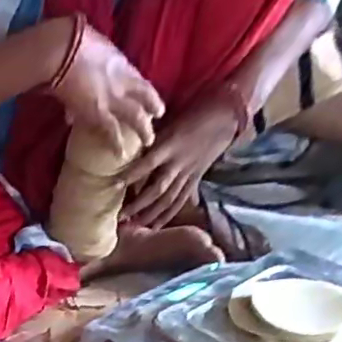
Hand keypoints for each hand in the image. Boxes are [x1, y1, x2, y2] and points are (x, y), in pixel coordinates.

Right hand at [50, 17, 163, 145]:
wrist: (63, 54)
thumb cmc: (74, 46)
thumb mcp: (93, 53)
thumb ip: (93, 72)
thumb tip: (84, 90)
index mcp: (122, 65)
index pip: (141, 82)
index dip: (149, 94)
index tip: (154, 102)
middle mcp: (122, 82)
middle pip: (145, 97)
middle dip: (154, 108)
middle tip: (158, 119)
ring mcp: (112, 98)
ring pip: (136, 116)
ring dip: (144, 129)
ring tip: (148, 141)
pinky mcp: (99, 113)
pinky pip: (111, 131)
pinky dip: (116, 144)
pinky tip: (120, 154)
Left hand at [119, 101, 236, 229]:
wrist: (228, 113)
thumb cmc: (193, 113)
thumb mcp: (170, 123)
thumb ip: (152, 141)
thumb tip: (127, 152)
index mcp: (171, 144)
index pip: (148, 162)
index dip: (132, 174)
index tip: (114, 185)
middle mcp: (179, 162)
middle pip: (157, 189)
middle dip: (137, 205)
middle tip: (119, 217)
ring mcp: (189, 173)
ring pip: (167, 199)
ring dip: (149, 215)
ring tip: (132, 226)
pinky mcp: (196, 179)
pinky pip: (180, 201)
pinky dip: (167, 215)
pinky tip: (154, 227)